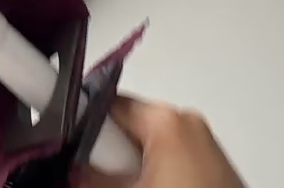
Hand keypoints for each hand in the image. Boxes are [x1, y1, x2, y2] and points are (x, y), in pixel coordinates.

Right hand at [76, 99, 245, 187]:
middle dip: (109, 156)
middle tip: (98, 181)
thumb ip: (90, 180)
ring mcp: (205, 146)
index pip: (106, 103)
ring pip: (148, 149)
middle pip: (127, 127)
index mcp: (165, 118)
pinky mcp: (216, 171)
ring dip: (130, 171)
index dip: (82, 126)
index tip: (68, 149)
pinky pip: (172, 163)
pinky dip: (156, 178)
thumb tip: (67, 172)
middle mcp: (186, 121)